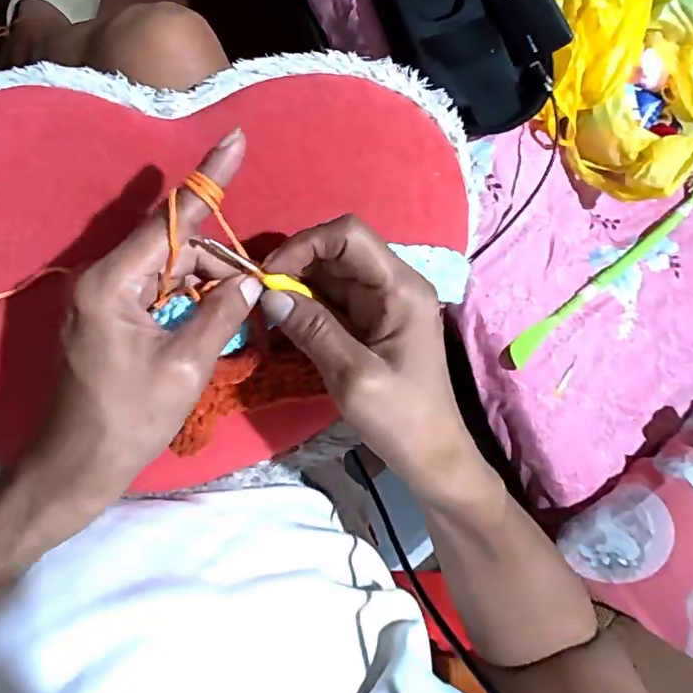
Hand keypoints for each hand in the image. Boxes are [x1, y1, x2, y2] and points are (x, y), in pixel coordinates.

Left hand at [23, 130, 261, 505]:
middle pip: (174, 246)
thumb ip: (220, 313)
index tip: (234, 139)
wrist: (74, 468)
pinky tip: (212, 314)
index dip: (208, 179)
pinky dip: (188, 296)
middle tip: (253, 287)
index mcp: (112, 283)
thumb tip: (249, 279)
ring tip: (236, 310)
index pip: (170, 220)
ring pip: (169, 267)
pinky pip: (158, 287)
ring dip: (205, 282)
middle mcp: (102, 277)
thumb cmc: (126, 421)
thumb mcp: (184, 367)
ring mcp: (104, 294)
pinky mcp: (109, 311)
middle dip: (217, 260)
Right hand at [259, 216, 485, 499]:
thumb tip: (269, 294)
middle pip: (338, 248)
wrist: (431, 457)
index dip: (307, 244)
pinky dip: (305, 299)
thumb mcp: (354, 377)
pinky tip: (284, 315)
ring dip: (297, 280)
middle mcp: (393, 284)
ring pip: (331, 270)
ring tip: (267, 303)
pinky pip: (331, 295)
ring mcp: (381, 301)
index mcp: (401, 288)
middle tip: (261, 291)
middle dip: (297, 262)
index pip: (350, 236)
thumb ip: (313, 330)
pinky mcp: (369, 319)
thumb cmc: (401, 419)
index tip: (271, 274)